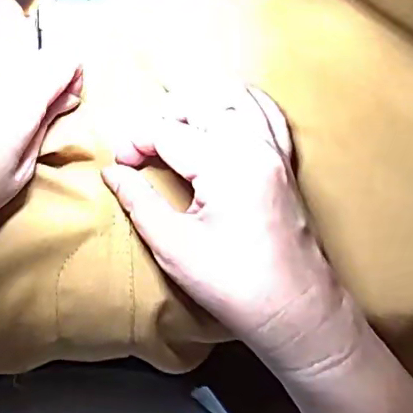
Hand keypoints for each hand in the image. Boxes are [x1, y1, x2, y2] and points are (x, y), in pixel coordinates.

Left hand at [0, 41, 82, 261]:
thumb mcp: (18, 174)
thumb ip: (45, 125)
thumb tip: (66, 95)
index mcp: (14, 106)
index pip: (61, 60)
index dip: (69, 76)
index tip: (63, 98)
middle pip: (33, 54)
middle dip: (40, 75)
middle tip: (30, 110)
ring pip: (0, 51)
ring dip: (8, 71)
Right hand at [103, 84, 365, 379]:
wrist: (299, 316)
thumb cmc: (235, 286)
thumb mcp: (173, 247)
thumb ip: (138, 201)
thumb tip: (112, 172)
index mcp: (226, 164)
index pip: (166, 131)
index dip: (134, 143)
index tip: (120, 166)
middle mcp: (254, 146)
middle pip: (198, 103)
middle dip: (161, 118)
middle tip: (140, 149)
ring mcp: (274, 151)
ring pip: (234, 96)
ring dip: (198, 103)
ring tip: (173, 128)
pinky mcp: (285, 162)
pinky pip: (265, 112)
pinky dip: (238, 104)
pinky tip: (220, 116)